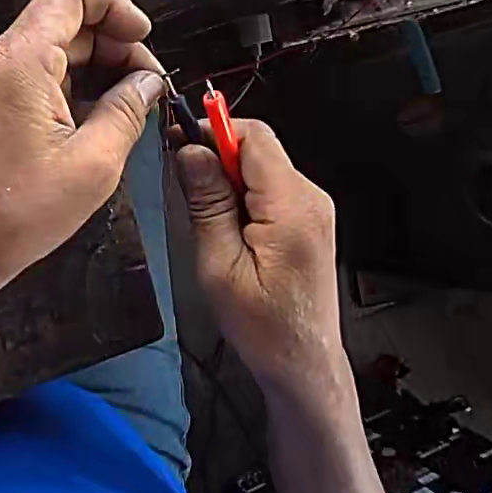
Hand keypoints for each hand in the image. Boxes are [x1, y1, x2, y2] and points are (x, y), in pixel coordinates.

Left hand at [0, 0, 167, 327]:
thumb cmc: (16, 212)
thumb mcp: (95, 161)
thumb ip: (129, 109)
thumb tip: (149, 83)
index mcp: (22, 62)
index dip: (115, 5)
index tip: (142, 36)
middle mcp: (4, 61)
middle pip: (70, 19)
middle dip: (117, 42)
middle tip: (148, 83)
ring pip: (62, 46)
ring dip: (103, 64)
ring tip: (134, 102)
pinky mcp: (0, 101)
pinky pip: (48, 72)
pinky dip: (82, 82)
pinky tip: (107, 114)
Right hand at [178, 119, 347, 396]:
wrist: (303, 363)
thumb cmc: (262, 326)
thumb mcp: (219, 265)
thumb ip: (207, 202)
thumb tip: (191, 151)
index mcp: (292, 205)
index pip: (254, 137)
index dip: (213, 129)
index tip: (178, 139)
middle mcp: (310, 196)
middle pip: (259, 147)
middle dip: (218, 154)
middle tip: (185, 182)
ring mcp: (313, 206)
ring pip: (262, 165)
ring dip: (229, 176)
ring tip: (208, 214)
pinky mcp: (309, 217)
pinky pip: (271, 185)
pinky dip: (244, 191)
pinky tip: (228, 222)